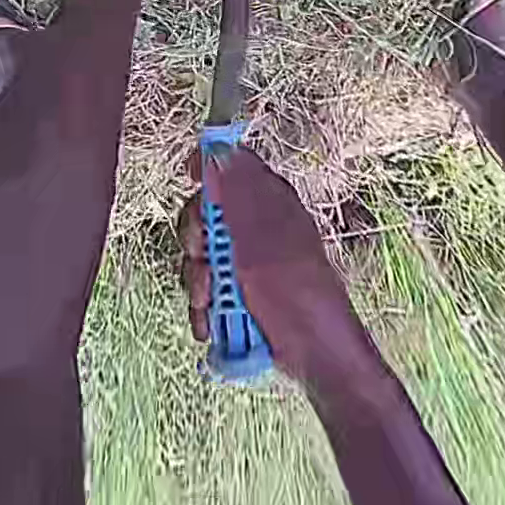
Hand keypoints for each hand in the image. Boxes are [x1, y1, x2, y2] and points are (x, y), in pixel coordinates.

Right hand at [179, 145, 371, 379]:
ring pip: (202, 253)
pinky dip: (203, 304)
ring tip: (210, 300)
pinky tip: (209, 321)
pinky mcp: (239, 289)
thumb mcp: (259, 237)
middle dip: (195, 236)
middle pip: (206, 211)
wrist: (315, 355)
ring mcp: (246, 258)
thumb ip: (233, 194)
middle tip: (202, 255)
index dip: (208, 166)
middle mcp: (255, 224)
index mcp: (268, 200)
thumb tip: (215, 150)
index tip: (190, 178)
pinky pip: (207, 285)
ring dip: (197, 278)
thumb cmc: (294, 290)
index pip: (233, 165)